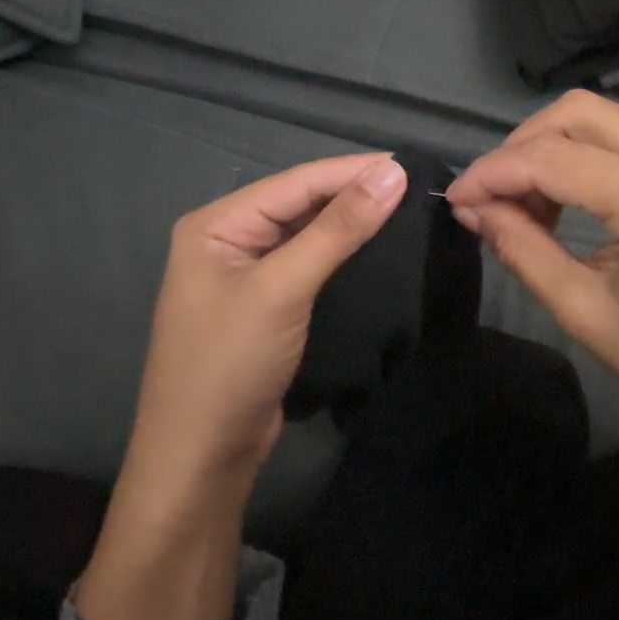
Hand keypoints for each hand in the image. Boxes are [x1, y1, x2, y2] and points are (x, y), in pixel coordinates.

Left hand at [133, 152, 407, 475]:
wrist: (201, 455)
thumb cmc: (231, 363)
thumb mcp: (283, 288)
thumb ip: (337, 229)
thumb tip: (391, 172)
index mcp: (216, 224)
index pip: (295, 182)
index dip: (352, 170)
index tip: (411, 164)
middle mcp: (227, 241)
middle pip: (299, 205)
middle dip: (353, 194)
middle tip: (416, 187)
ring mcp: (245, 276)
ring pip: (306, 236)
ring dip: (351, 225)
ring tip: (407, 211)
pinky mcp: (265, 307)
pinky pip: (308, 267)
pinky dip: (342, 257)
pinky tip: (378, 252)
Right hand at [445, 90, 618, 444]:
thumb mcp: (584, 312)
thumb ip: (522, 249)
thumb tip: (473, 208)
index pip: (554, 158)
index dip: (494, 172)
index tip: (456, 198)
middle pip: (579, 113)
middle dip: (522, 146)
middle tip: (492, 198)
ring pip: (605, 118)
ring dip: (554, 149)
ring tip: (528, 206)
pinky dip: (588, 156)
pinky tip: (570, 199)